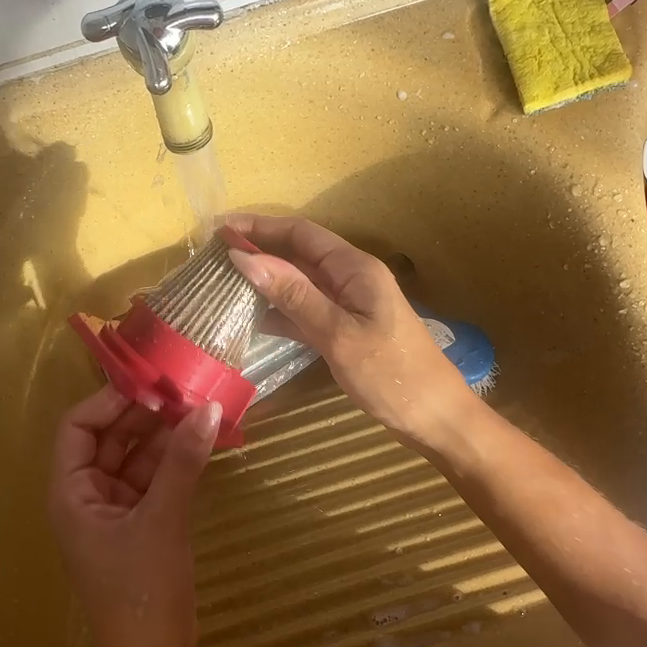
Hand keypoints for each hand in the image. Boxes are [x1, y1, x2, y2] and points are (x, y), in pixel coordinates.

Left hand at [48, 386, 219, 646]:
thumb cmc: (143, 593)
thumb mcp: (162, 522)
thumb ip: (182, 462)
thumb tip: (208, 408)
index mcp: (71, 495)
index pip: (77, 428)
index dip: (110, 401)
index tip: (153, 384)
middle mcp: (88, 497)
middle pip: (110, 440)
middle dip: (146, 415)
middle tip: (187, 388)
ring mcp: (117, 512)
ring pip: (137, 459)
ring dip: (166, 436)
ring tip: (202, 407)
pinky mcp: (143, 526)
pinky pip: (156, 481)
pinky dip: (177, 462)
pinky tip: (204, 442)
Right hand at [223, 214, 480, 449]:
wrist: (435, 418)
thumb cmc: (392, 375)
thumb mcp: (338, 334)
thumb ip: (293, 295)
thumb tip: (244, 257)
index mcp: (355, 269)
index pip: (300, 233)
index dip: (259, 227)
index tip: (218, 229)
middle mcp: (351, 280)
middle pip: (298, 256)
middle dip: (258, 252)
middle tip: (211, 259)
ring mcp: (349, 308)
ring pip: (299, 285)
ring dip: (264, 284)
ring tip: (222, 286)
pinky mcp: (345, 334)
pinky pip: (306, 313)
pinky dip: (279, 314)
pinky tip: (251, 322)